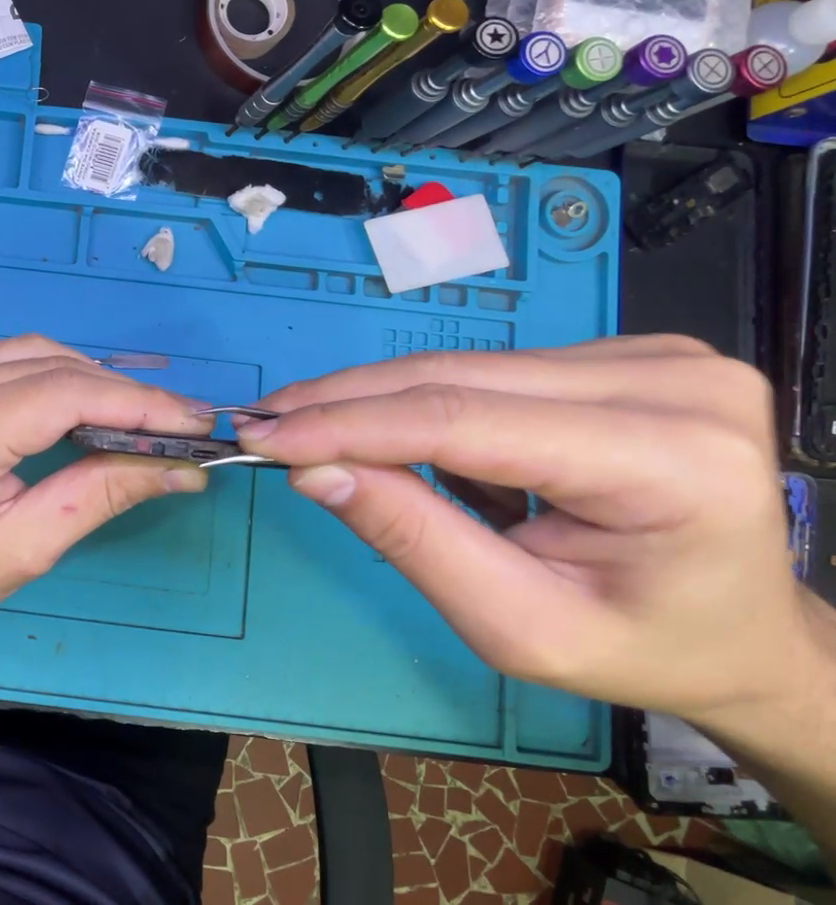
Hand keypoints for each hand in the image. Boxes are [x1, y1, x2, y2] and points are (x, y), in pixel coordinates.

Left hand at [0, 334, 215, 640]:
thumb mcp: (26, 545)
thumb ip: (100, 493)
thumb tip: (181, 466)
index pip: (58, 395)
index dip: (134, 404)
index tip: (194, 419)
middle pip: (47, 366)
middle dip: (120, 394)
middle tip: (180, 423)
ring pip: (30, 353)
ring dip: (89, 380)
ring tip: (140, 418)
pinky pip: (5, 360)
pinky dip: (52, 378)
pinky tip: (86, 406)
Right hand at [239, 334, 818, 728]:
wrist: (745, 633)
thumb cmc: (638, 647)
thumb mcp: (516, 624)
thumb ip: (413, 541)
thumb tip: (312, 471)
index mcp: (672, 461)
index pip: (463, 419)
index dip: (346, 424)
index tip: (260, 436)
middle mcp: (673, 383)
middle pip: (456, 378)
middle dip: (341, 403)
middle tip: (258, 424)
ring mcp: (653, 358)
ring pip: (461, 367)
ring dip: (369, 400)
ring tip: (301, 430)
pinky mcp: (624, 356)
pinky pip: (484, 371)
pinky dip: (415, 402)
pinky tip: (382, 433)